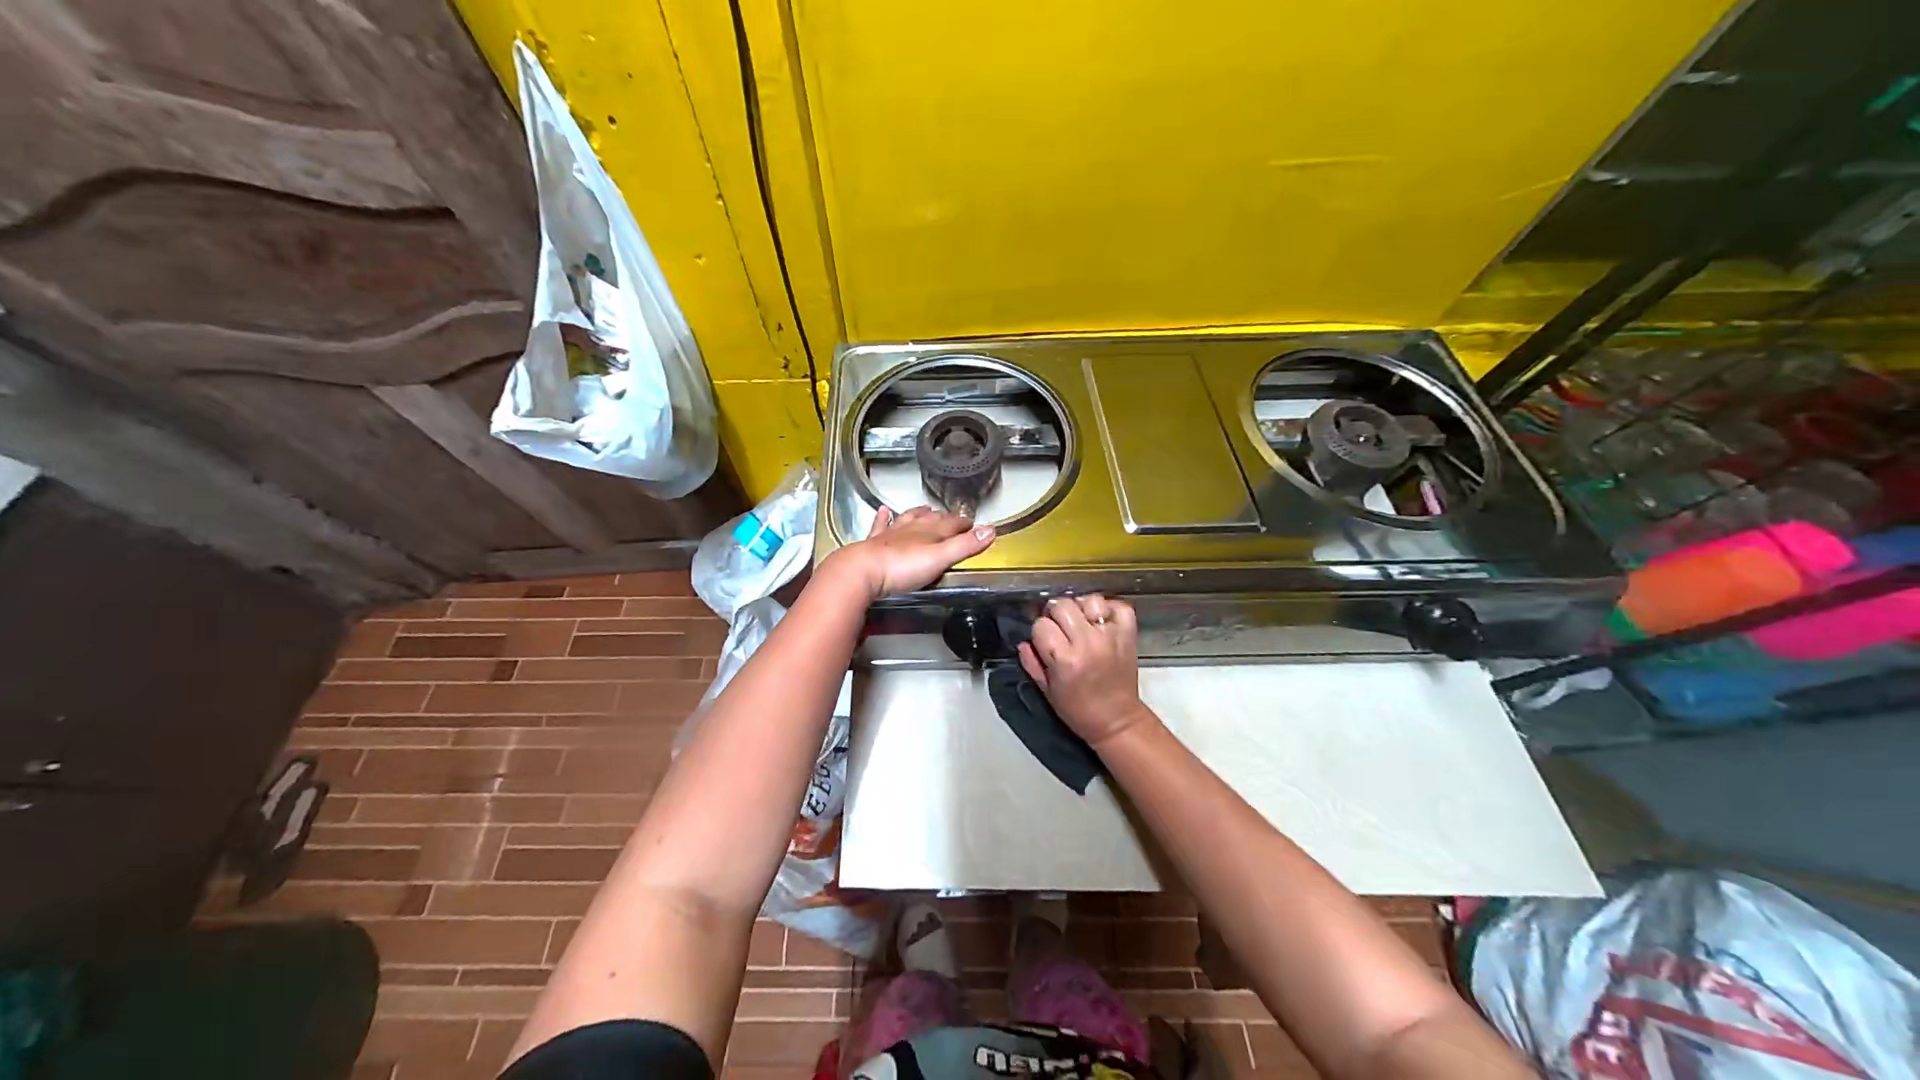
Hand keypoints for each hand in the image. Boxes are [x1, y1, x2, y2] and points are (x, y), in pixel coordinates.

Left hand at [832, 505, 994, 599]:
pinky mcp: (874, 543)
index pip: (953, 524)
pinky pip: (881, 525)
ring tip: (926, 509)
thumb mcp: (941, 558)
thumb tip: (991, 529)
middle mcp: (912, 528)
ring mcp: (892, 534)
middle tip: (953, 517)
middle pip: (932, 519)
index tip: (975, 524)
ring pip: (908, 518)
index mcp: (931, 532)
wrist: (863, 570)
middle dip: (944, 517)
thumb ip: (965, 545)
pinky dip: (883, 517)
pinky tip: (883, 511)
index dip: (965, 524)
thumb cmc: (904, 566)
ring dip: (918, 514)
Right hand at [1017, 595, 1157, 748]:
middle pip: (1062, 606)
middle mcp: (1087, 643)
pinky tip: (1101, 621)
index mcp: (1064, 659)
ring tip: (1082, 623)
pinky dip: (1109, 609)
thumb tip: (1024, 642)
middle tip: (1061, 630)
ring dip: (1082, 609)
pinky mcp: (1128, 634)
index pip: (1041, 625)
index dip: (1040, 632)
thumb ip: (1032, 663)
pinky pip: (1118, 606)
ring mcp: (1110, 636)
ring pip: (1089, 600)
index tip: (1045, 642)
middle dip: (1056, 616)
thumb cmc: (1078, 710)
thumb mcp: (1047, 691)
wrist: (1117, 721)